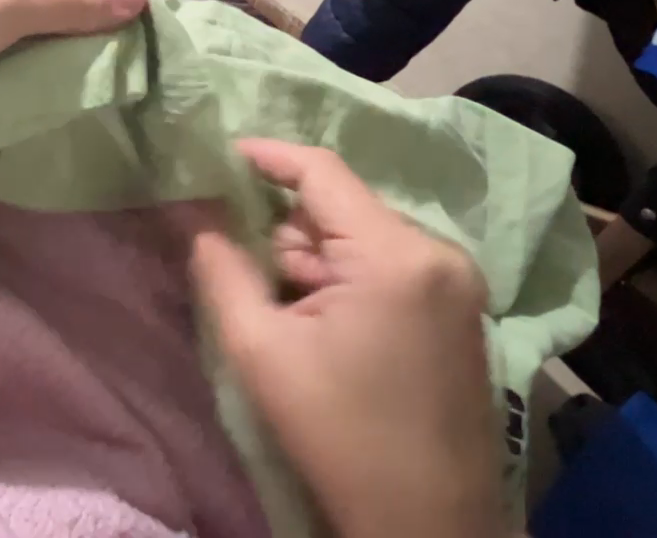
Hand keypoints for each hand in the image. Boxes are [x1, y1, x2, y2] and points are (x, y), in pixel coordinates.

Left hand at [0, 0, 149, 134]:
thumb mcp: (1, 6)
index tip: (114, 71)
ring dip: (30, 76)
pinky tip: (5, 108)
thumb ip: (69, 3)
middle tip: (79, 98)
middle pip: (47, 16)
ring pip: (17, 47)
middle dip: (63, 54)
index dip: (97, 23)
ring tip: (42, 108)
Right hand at [190, 141, 506, 537]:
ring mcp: (457, 281)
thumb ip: (220, 268)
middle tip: (268, 288)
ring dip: (317, 260)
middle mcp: (438, 253)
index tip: (221, 155)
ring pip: (359, 234)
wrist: (426, 527)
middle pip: (339, 206)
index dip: (267, 156)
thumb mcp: (259, 348)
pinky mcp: (460, 306)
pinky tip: (332, 328)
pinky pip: (385, 261)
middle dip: (290, 234)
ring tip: (301, 321)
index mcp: (396, 256)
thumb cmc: (338, 433)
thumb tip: (196, 216)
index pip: (322, 171)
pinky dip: (346, 277)